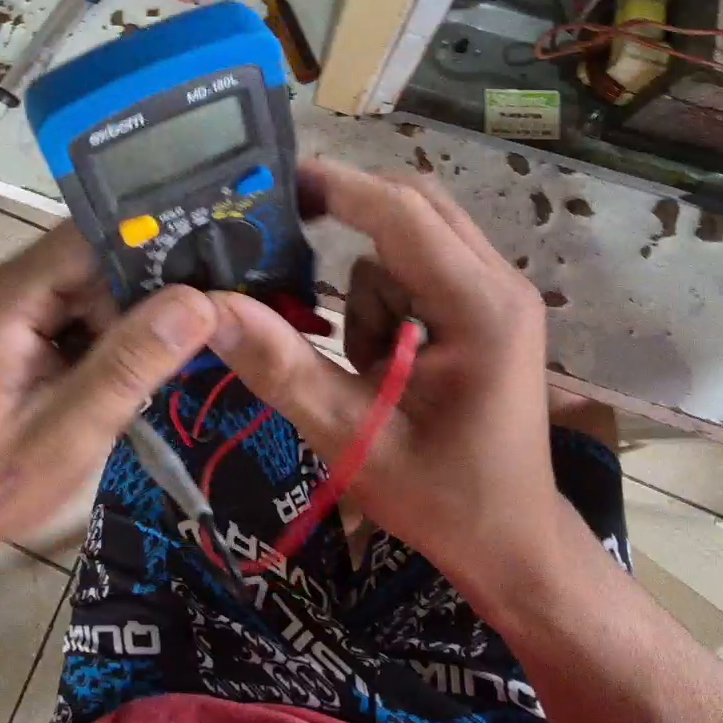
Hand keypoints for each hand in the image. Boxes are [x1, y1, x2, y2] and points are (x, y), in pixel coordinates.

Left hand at [0, 224, 217, 586]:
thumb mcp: (72, 432)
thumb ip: (131, 362)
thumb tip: (200, 300)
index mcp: (4, 297)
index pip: (92, 238)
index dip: (152, 250)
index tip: (208, 278)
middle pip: (91, 261)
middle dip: (140, 298)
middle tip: (188, 342)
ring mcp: (0, 303)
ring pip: (86, 286)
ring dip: (122, 324)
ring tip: (150, 372)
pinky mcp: (7, 326)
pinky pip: (69, 310)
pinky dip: (100, 338)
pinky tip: (112, 380)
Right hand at [207, 159, 563, 603]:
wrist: (512, 544)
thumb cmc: (442, 498)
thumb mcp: (351, 438)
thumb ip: (281, 368)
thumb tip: (209, 309)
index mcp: (478, 308)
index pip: (401, 212)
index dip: (334, 184)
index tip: (269, 178)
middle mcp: (497, 283)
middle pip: (413, 203)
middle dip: (347, 213)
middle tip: (282, 237)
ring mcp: (495, 293)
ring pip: (409, 237)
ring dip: (365, 281)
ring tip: (359, 361)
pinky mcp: (483, 307)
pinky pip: (415, 268)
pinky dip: (381, 297)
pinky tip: (379, 361)